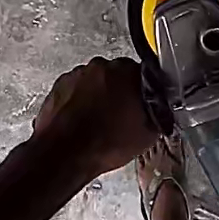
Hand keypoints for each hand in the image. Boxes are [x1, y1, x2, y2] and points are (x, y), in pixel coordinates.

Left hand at [29, 57, 158, 182]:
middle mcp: (101, 67)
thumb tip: (158, 110)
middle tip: (120, 114)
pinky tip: (82, 119)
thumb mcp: (147, 134)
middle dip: (118, 91)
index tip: (140, 103)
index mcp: (126, 72)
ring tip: (99, 120)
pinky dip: (79, 99)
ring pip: (94, 81)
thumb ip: (156, 113)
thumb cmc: (103, 143)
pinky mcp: (60, 83)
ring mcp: (78, 74)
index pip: (142, 73)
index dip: (141, 91)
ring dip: (97, 94)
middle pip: (116, 74)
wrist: (64, 152)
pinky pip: (75, 88)